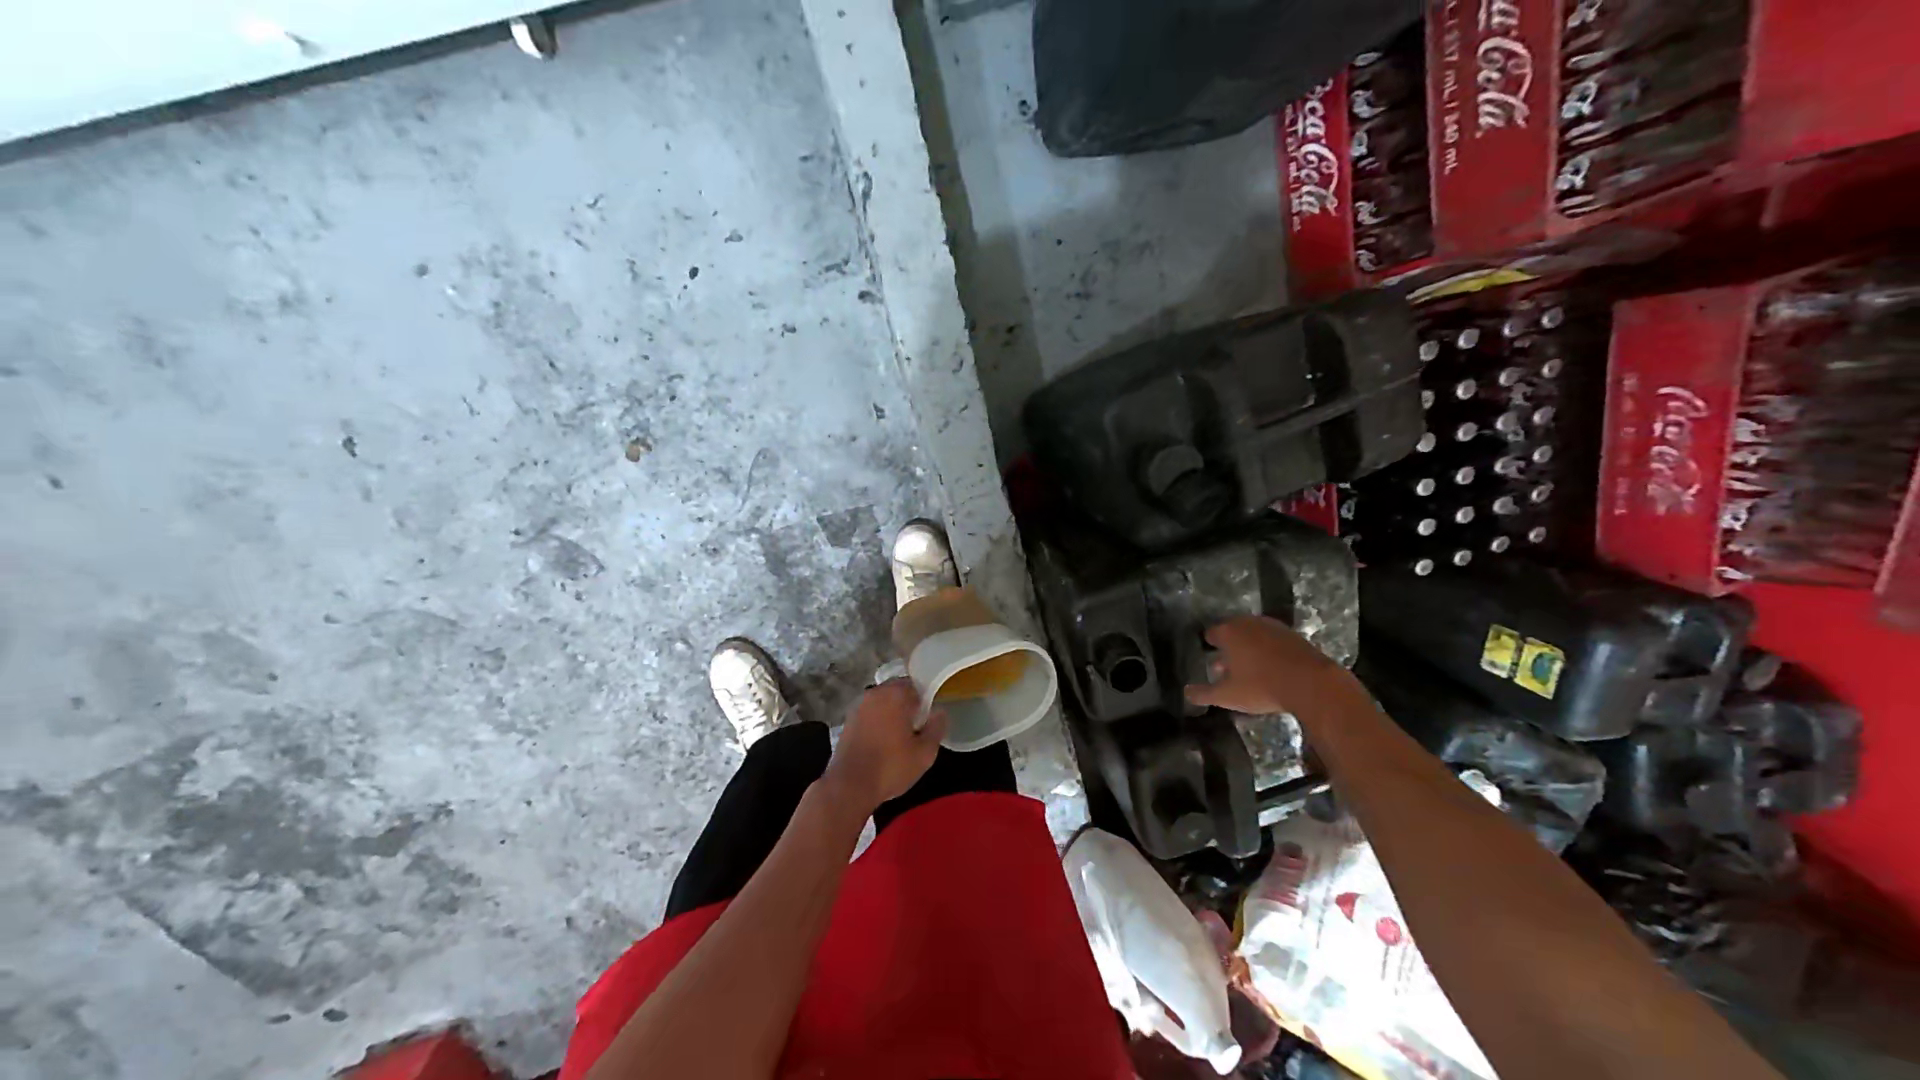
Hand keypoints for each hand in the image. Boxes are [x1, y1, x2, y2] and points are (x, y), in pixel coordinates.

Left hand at [822, 679, 946, 814]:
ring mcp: (858, 706)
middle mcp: (875, 693)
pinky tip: (881, 742)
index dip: (924, 700)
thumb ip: (936, 728)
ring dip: (891, 713)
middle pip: (897, 691)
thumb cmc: (891, 767)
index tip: (928, 718)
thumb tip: (939, 713)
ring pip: (882, 702)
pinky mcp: (848, 721)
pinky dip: (877, 721)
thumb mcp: (924, 753)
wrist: (850, 786)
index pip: (916, 685)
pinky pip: (869, 713)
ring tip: (899, 737)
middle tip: (916, 728)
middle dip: (907, 705)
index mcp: (895, 694)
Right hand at [1184, 615, 1356, 715]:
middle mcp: (1248, 623)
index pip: (1211, 633)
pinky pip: (1273, 640)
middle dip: (1229, 647)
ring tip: (1250, 669)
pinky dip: (1268, 650)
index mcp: (1228, 633)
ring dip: (1249, 648)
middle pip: (1233, 632)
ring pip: (1254, 635)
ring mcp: (1273, 627)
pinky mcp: (1293, 635)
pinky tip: (1271, 667)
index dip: (1209, 645)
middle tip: (1228, 667)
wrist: (1311, 683)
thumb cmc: (1261, 686)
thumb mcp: (1227, 696)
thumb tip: (1186, 692)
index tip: (1210, 657)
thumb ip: (1204, 693)